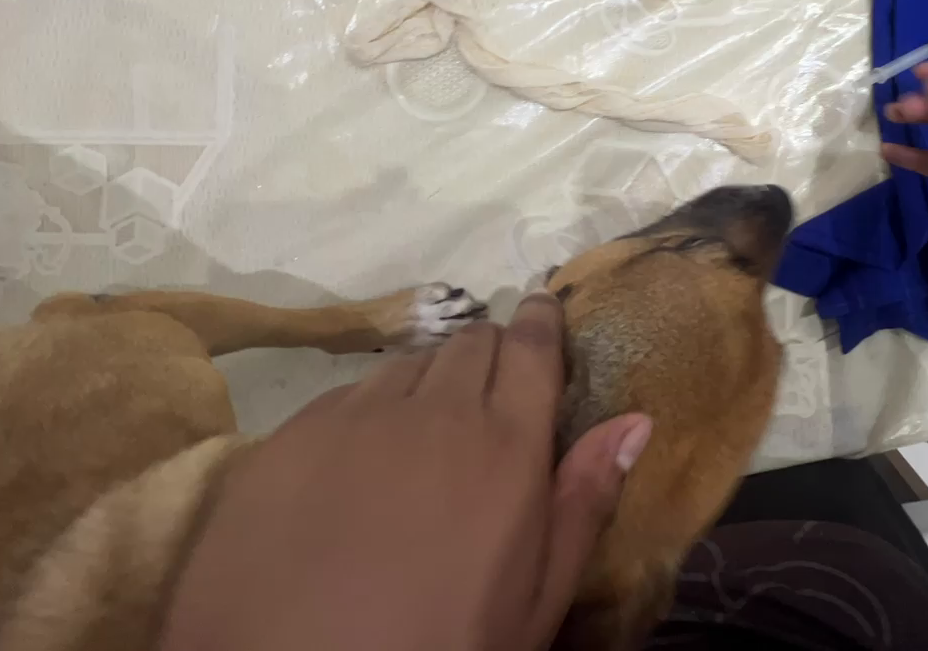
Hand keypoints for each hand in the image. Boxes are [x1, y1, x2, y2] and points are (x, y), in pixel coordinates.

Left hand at [158, 294, 652, 650]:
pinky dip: (366, 412)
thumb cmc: (442, 648)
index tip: (543, 309)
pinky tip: (355, 466)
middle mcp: (436, 410)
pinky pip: (346, 395)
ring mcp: (357, 417)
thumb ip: (587, 497)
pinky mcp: (291, 436)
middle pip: (474, 340)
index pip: (533, 344)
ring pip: (411, 362)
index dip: (542, 318)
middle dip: (490, 353)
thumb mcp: (537, 597)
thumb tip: (637, 420)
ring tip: (420, 436)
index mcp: (506, 444)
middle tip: (486, 398)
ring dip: (429, 382)